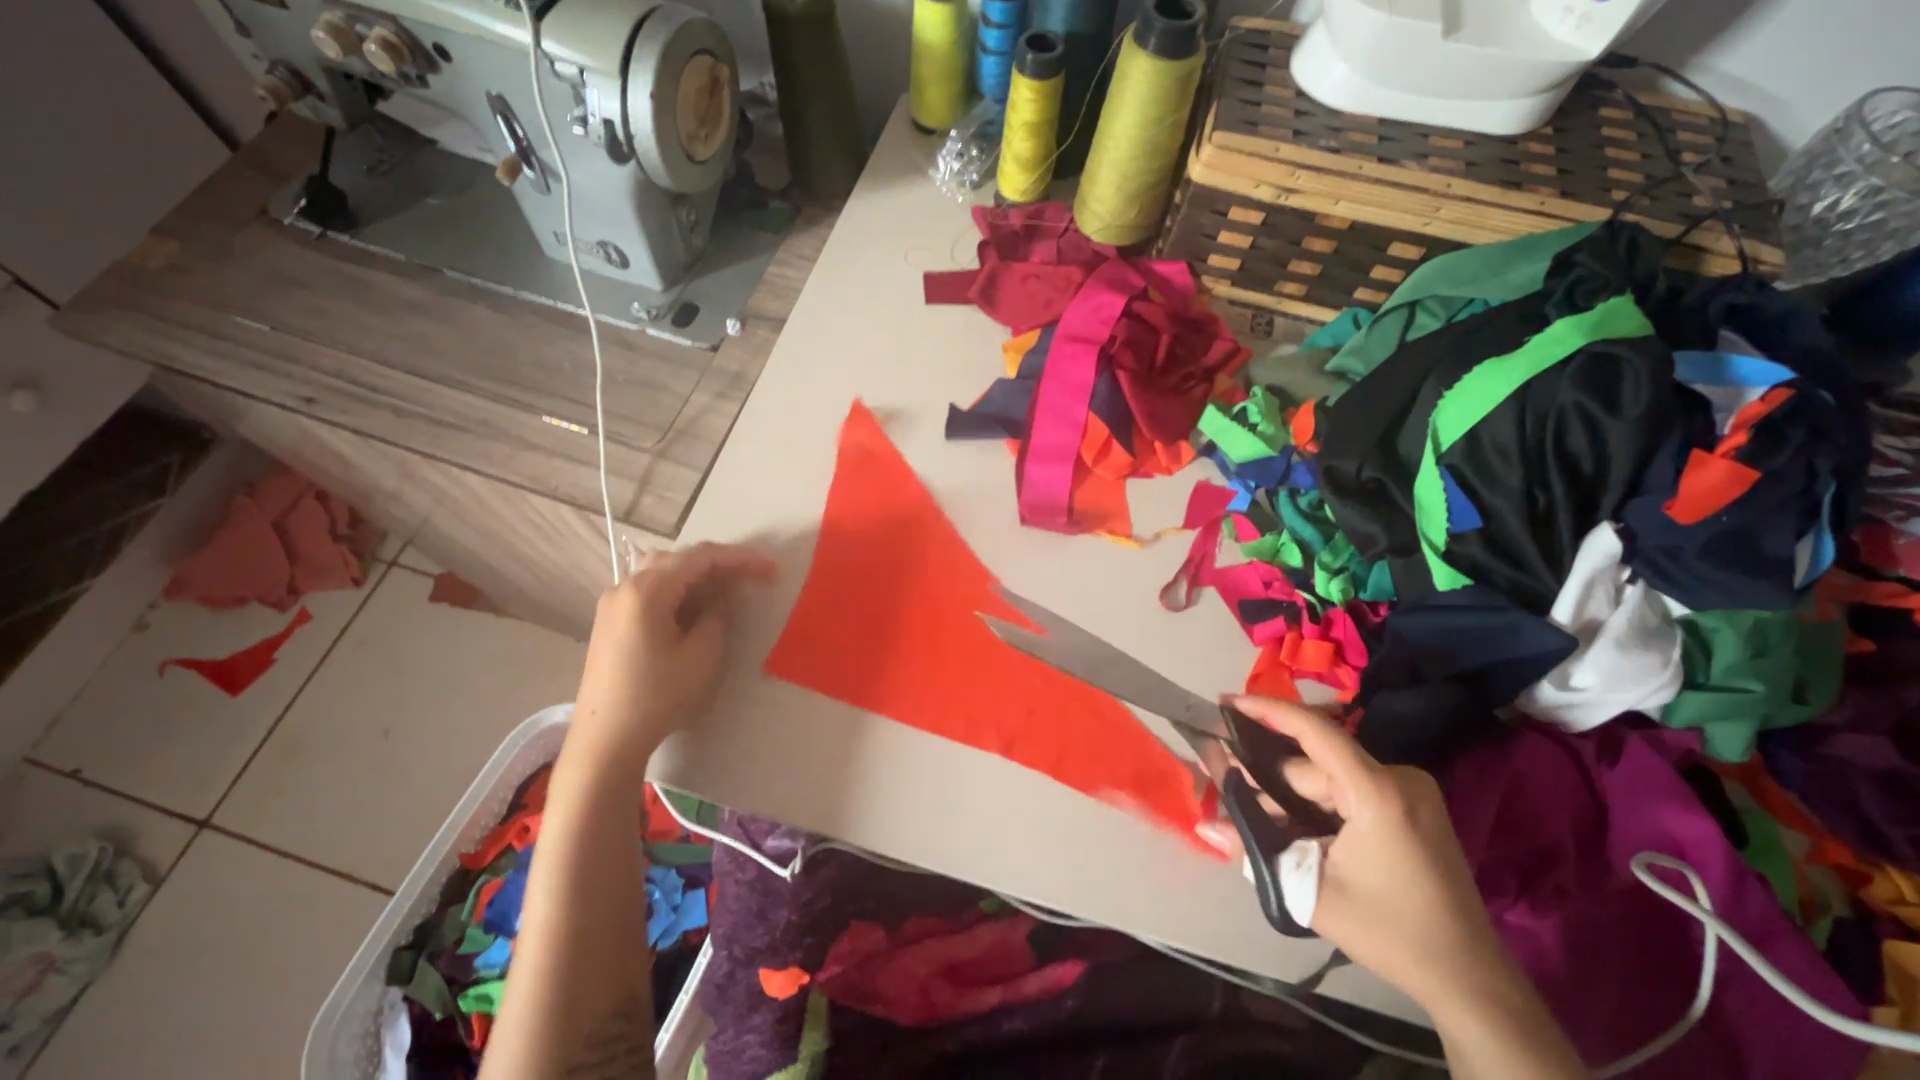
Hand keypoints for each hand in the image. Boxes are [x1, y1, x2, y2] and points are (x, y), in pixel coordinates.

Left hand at [569, 543, 776, 768]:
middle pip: (678, 559)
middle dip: (718, 564)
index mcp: (647, 590)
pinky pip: (649, 592)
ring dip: (696, 577)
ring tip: (726, 593)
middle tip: (751, 579)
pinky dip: (676, 592)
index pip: (701, 558)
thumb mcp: (701, 656)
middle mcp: (625, 586)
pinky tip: (693, 610)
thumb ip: (716, 616)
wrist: (606, 738)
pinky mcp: (610, 621)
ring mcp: (613, 603)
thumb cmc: (657, 697)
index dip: (740, 559)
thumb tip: (720, 598)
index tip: (771, 570)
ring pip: (661, 573)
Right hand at [1207, 697, 1524, 1017]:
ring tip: (1251, 811)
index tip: (1226, 702)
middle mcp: (1398, 778)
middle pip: (1317, 764)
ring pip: (1332, 777)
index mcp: (1377, 793)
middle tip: (1224, 783)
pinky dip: (1319, 801)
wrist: (1466, 973)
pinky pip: (1352, 789)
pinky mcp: (1413, 807)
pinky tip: (1291, 822)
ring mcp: (1410, 791)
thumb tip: (1208, 826)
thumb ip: (1257, 851)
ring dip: (1292, 793)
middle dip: (1269, 775)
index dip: (1268, 711)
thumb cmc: (1389, 933)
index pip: (1315, 733)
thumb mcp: (1312, 894)